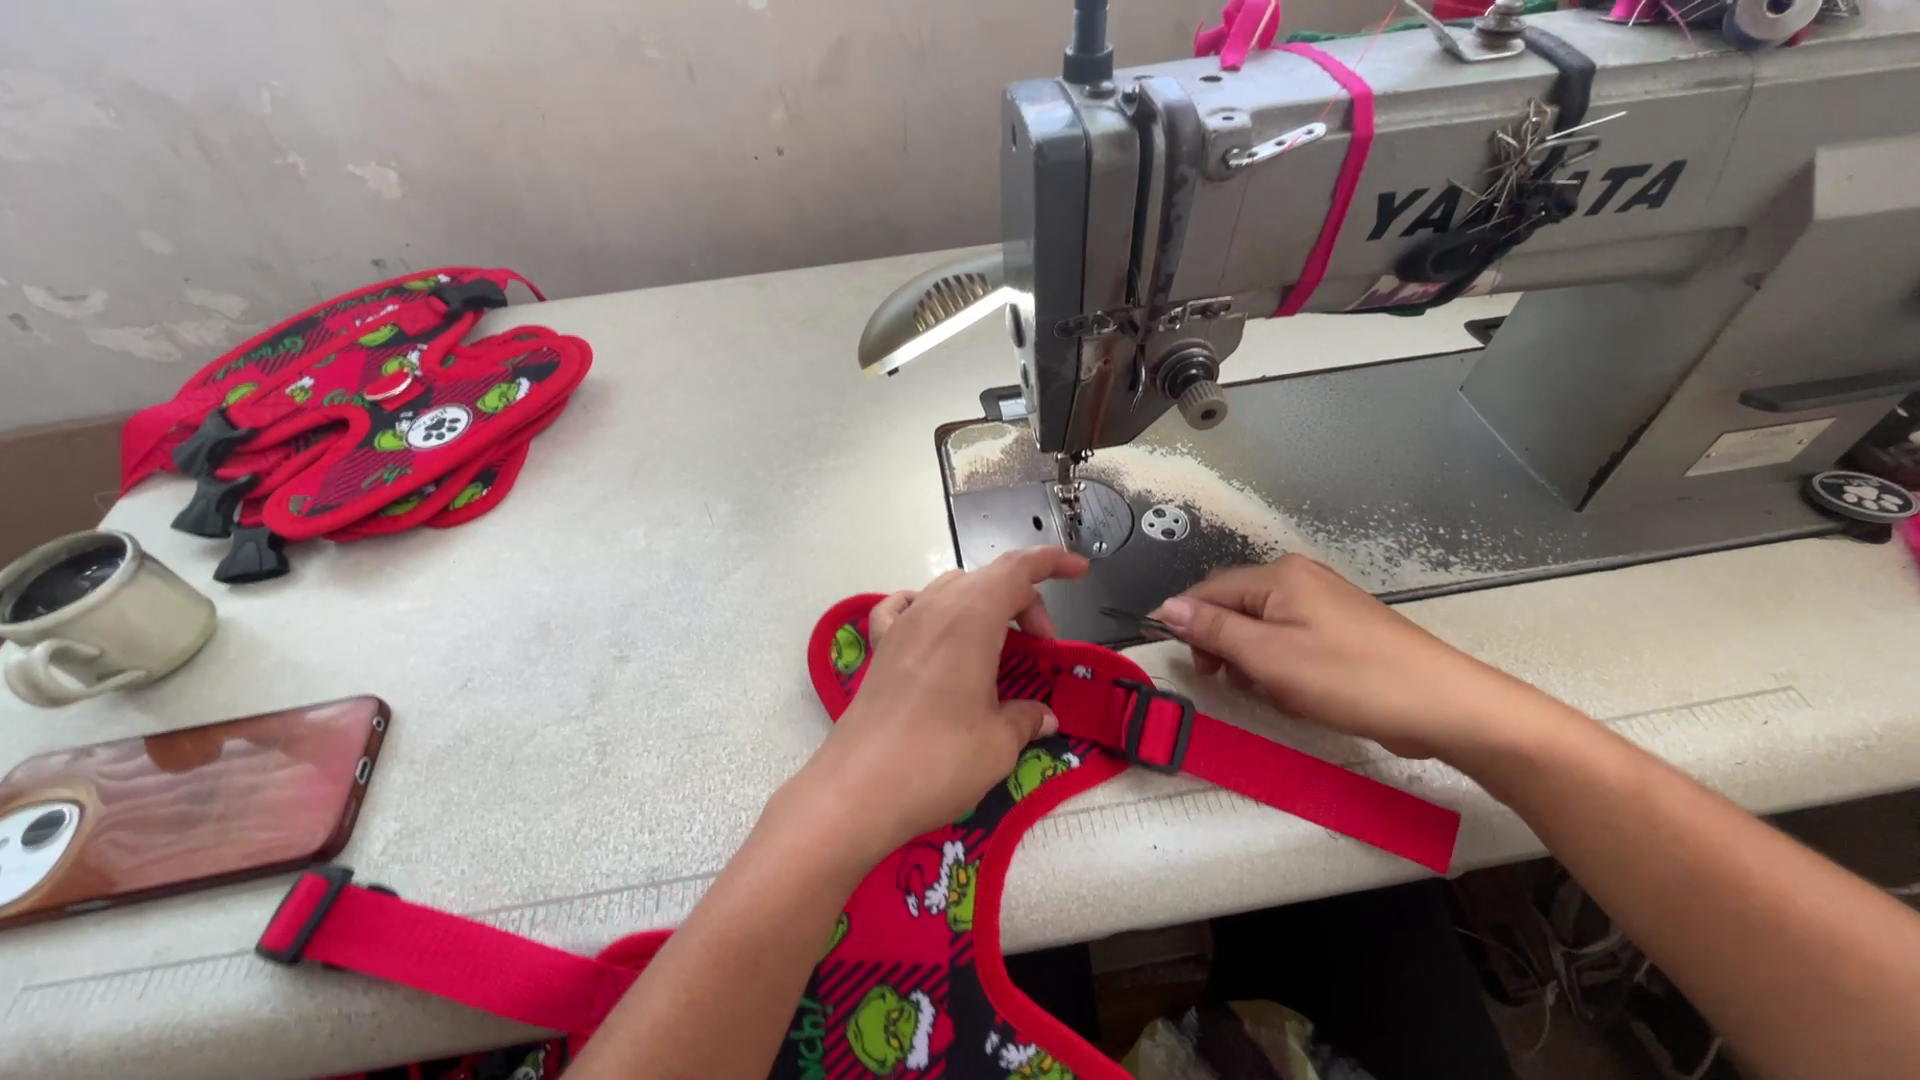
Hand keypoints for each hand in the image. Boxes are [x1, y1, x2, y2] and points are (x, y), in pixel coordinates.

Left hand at [797, 547, 1089, 862]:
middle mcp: (934, 608)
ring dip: (984, 606)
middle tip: (1041, 652)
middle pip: (989, 580)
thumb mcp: (999, 743)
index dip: (1053, 562)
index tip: (1080, 571)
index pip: (1019, 568)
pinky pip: (906, 606)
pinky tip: (937, 633)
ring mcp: (901, 625)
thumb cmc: (938, 760)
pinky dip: (930, 608)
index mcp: (972, 617)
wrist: (859, 789)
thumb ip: (1027, 719)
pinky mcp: (879, 648)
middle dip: (1025, 603)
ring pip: (951, 589)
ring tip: (998, 649)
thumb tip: (1045, 717)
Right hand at [1149, 555, 1552, 759]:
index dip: (1188, 625)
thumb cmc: (1349, 679)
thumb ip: (1214, 630)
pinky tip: (1297, 692)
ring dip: (1253, 661)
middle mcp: (1301, 578)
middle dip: (1224, 646)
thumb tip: (1166, 606)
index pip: (1210, 591)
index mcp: (1280, 577)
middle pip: (1235, 606)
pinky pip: (1291, 639)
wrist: (1444, 705)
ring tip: (1271, 693)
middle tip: (1228, 684)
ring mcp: (1325, 602)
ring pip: (1262, 627)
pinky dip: (1282, 665)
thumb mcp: (1269, 658)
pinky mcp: (1343, 629)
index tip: (1188, 667)